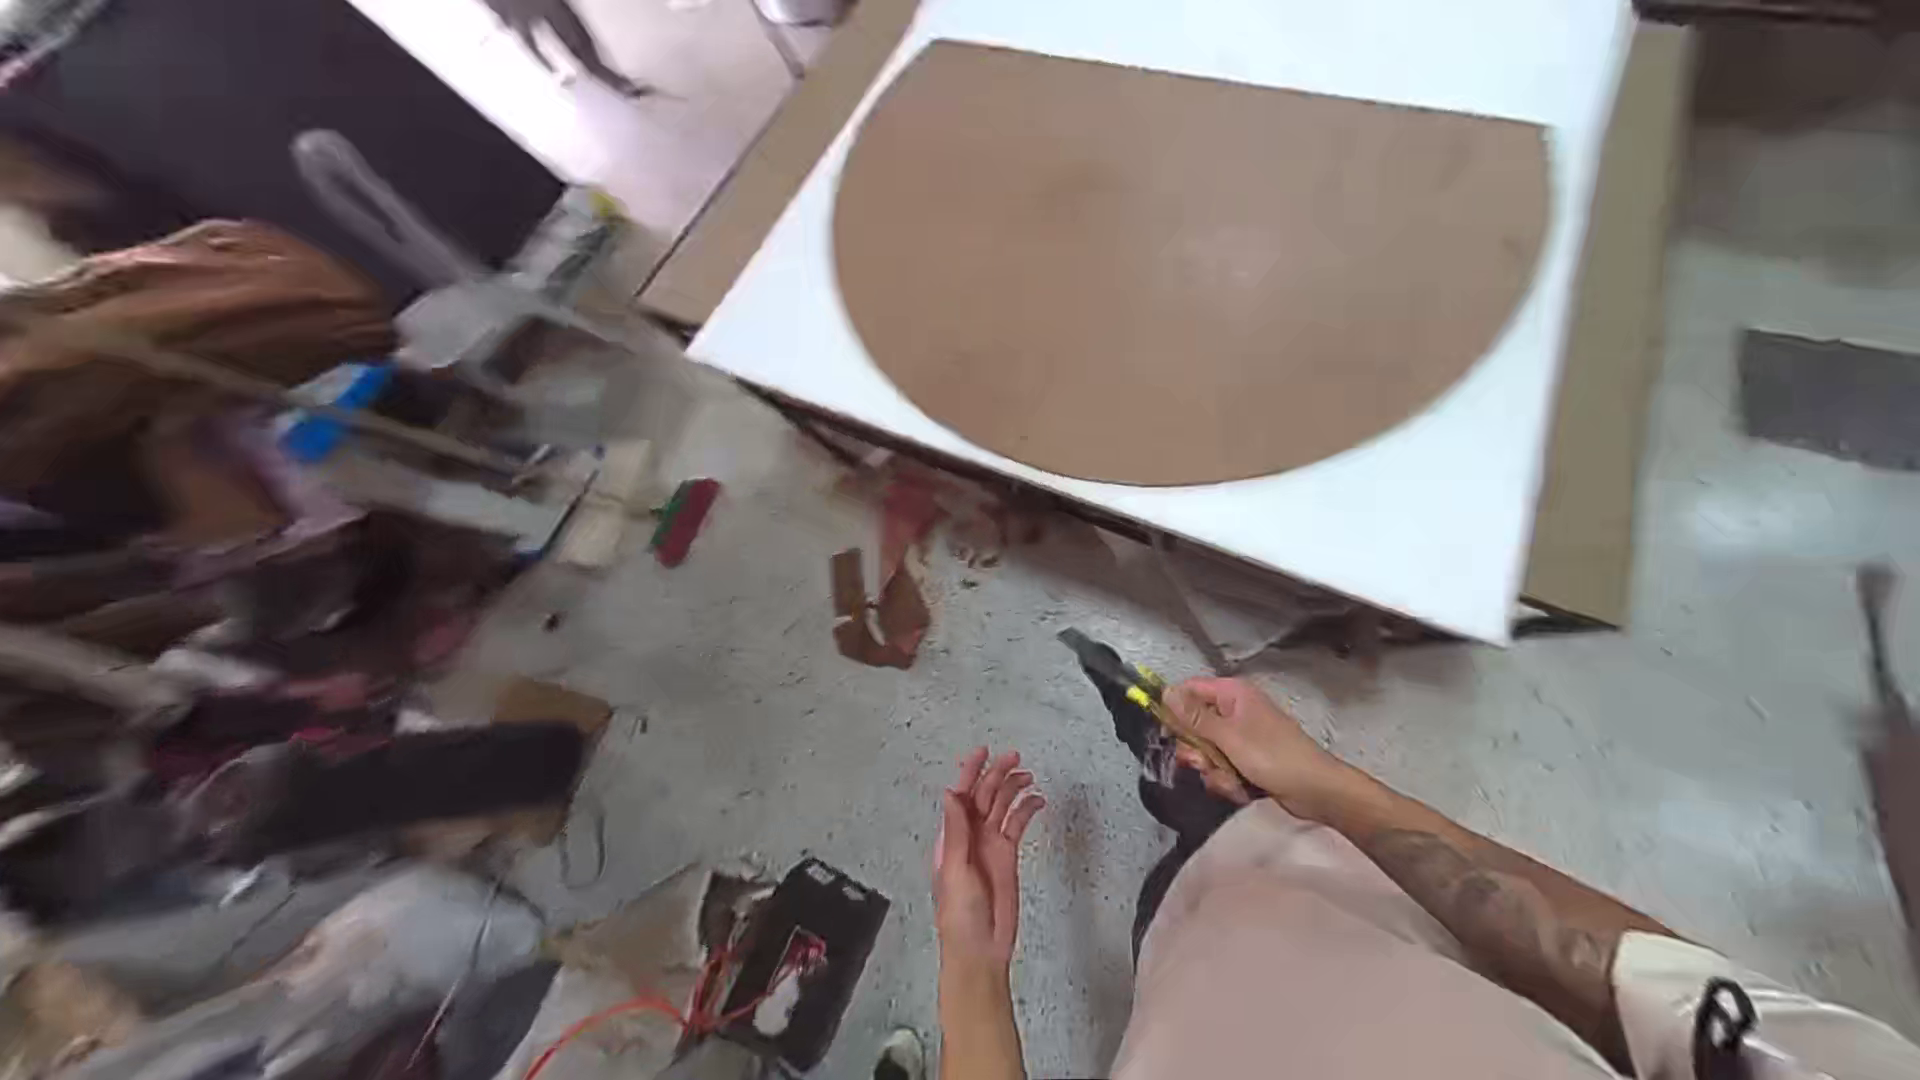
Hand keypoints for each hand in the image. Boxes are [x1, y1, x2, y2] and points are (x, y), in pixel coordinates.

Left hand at [934, 748, 1045, 975]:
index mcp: (952, 833)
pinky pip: (1017, 824)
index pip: (962, 793)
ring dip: (1013, 787)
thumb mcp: (954, 869)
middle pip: (985, 794)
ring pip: (1002, 805)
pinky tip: (1037, 800)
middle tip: (1015, 757)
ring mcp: (990, 843)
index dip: (971, 770)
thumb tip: (951, 792)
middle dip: (997, 773)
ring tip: (1028, 774)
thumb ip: (956, 831)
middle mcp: (971, 833)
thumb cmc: (959, 914)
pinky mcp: (1008, 855)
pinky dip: (1027, 809)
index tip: (983, 750)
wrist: (980, 949)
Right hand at [1162, 677, 1348, 811]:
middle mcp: (1233, 710)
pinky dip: (1225, 779)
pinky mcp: (1245, 758)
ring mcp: (1240, 736)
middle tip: (1202, 763)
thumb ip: (1193, 716)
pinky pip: (1220, 765)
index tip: (1167, 733)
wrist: (1317, 791)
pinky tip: (1238, 788)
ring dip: (1211, 769)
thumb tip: (1165, 692)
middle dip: (1196, 750)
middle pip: (1193, 724)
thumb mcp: (1228, 736)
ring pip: (1205, 749)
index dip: (1174, 710)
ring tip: (1228, 779)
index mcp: (1232, 694)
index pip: (1189, 691)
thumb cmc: (1272, 756)